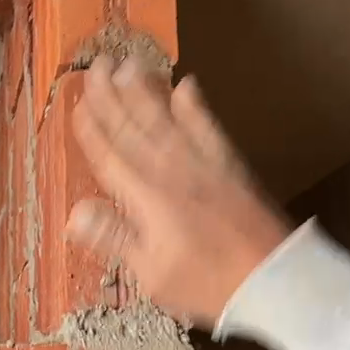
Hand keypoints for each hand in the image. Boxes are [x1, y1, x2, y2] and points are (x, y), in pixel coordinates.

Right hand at [67, 55, 291, 328]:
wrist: (275, 278)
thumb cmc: (207, 283)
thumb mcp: (152, 272)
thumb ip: (114, 238)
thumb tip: (74, 213)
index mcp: (149, 197)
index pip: (112, 156)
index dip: (93, 130)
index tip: (78, 102)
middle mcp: (173, 171)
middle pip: (136, 128)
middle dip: (113, 97)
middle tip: (98, 65)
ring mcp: (204, 164)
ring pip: (168, 120)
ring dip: (147, 92)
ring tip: (131, 65)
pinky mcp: (229, 166)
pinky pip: (208, 128)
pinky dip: (195, 107)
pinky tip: (186, 85)